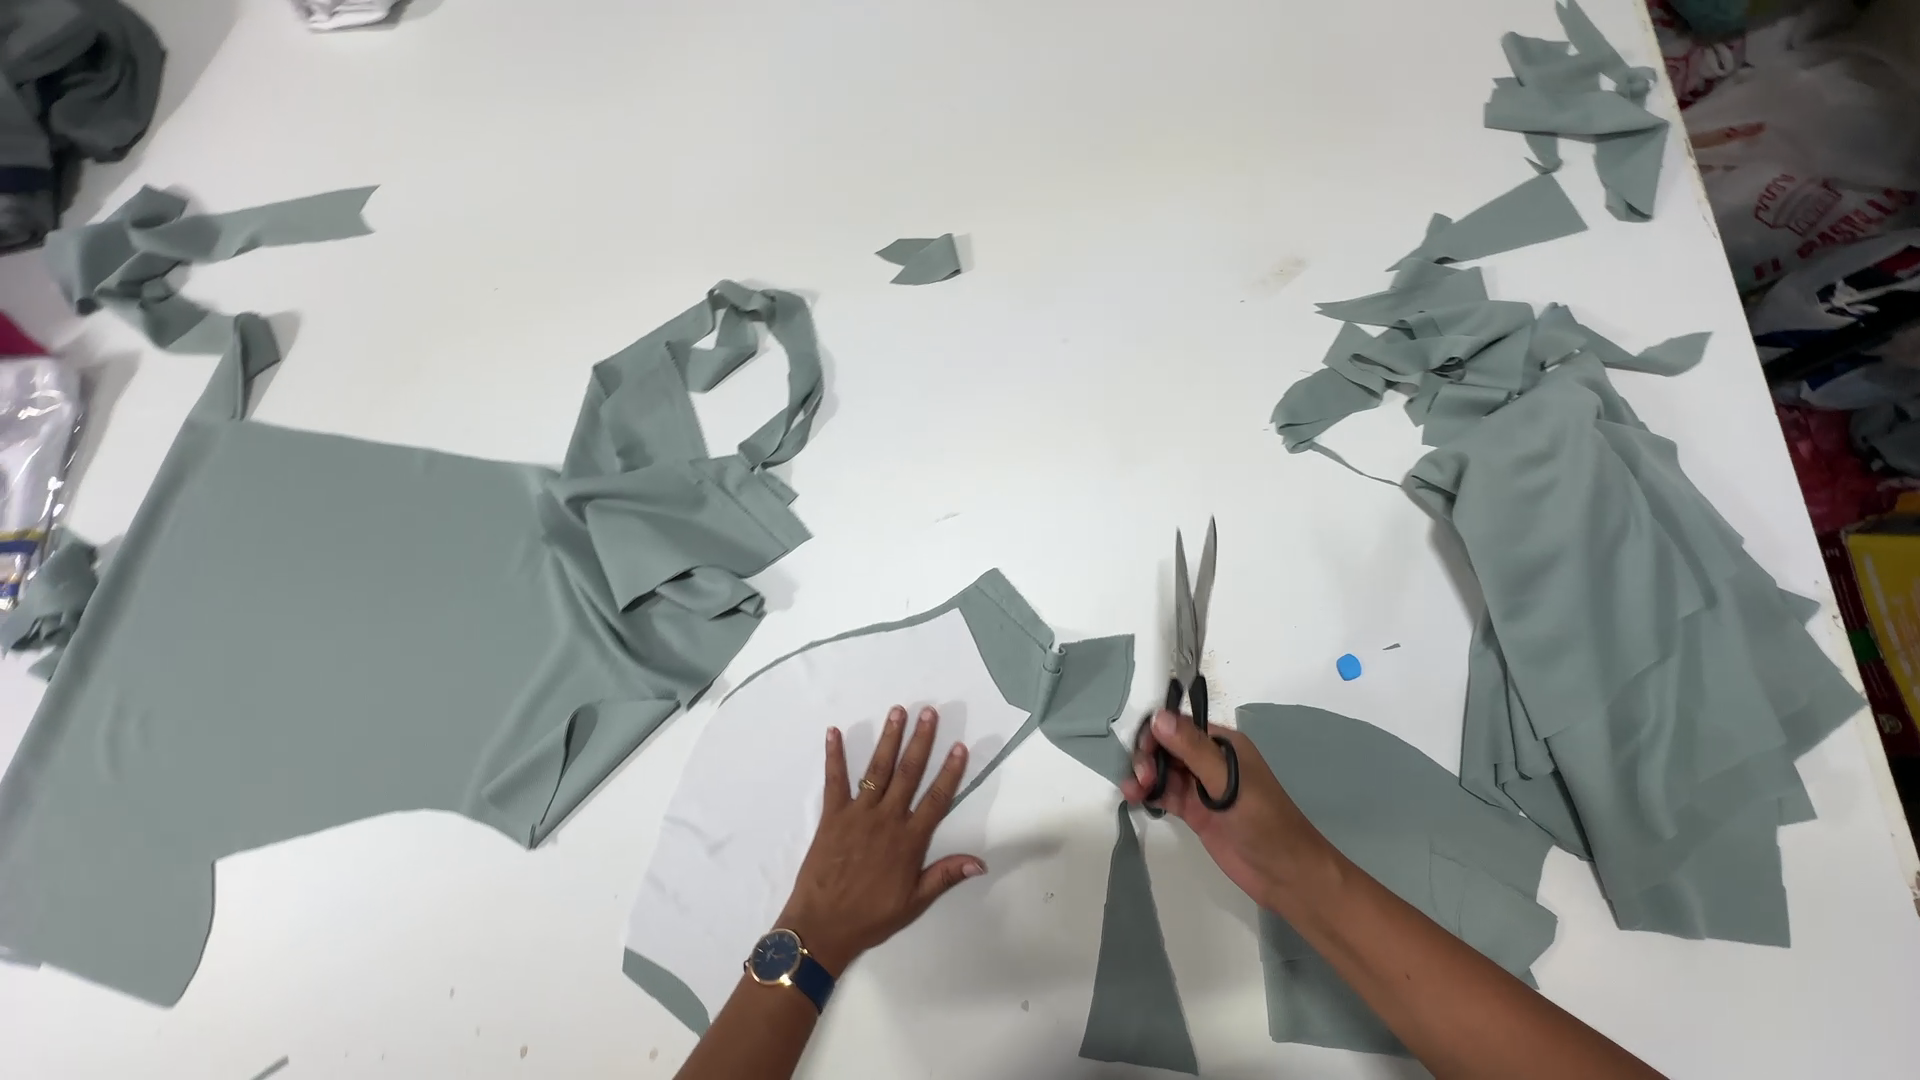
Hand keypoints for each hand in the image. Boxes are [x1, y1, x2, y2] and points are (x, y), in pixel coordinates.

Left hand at [777, 705, 987, 974]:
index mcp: (909, 840)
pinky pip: (835, 780)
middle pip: (908, 773)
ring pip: (878, 769)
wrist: (822, 927)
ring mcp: (858, 814)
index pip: (936, 799)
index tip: (959, 746)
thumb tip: (980, 862)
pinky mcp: (832, 815)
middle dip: (921, 741)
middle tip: (929, 712)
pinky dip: (835, 755)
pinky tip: (834, 731)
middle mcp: (886, 819)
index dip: (950, 772)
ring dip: (888, 739)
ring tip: (897, 711)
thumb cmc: (871, 917)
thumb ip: (945, 876)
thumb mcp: (914, 902)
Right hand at [1120, 709, 1335, 909]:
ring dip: (1144, 775)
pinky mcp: (1194, 811)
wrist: (1286, 875)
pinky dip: (1148, 793)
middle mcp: (1209, 760)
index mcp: (1222, 744)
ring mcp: (1201, 787)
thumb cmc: (1264, 822)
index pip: (1179, 726)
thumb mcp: (1228, 782)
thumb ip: (1193, 749)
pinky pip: (1165, 794)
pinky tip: (1135, 799)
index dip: (1156, 733)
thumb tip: (1159, 716)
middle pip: (1166, 747)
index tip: (1144, 752)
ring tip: (1132, 792)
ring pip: (1162, 770)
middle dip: (1148, 757)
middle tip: (1142, 780)